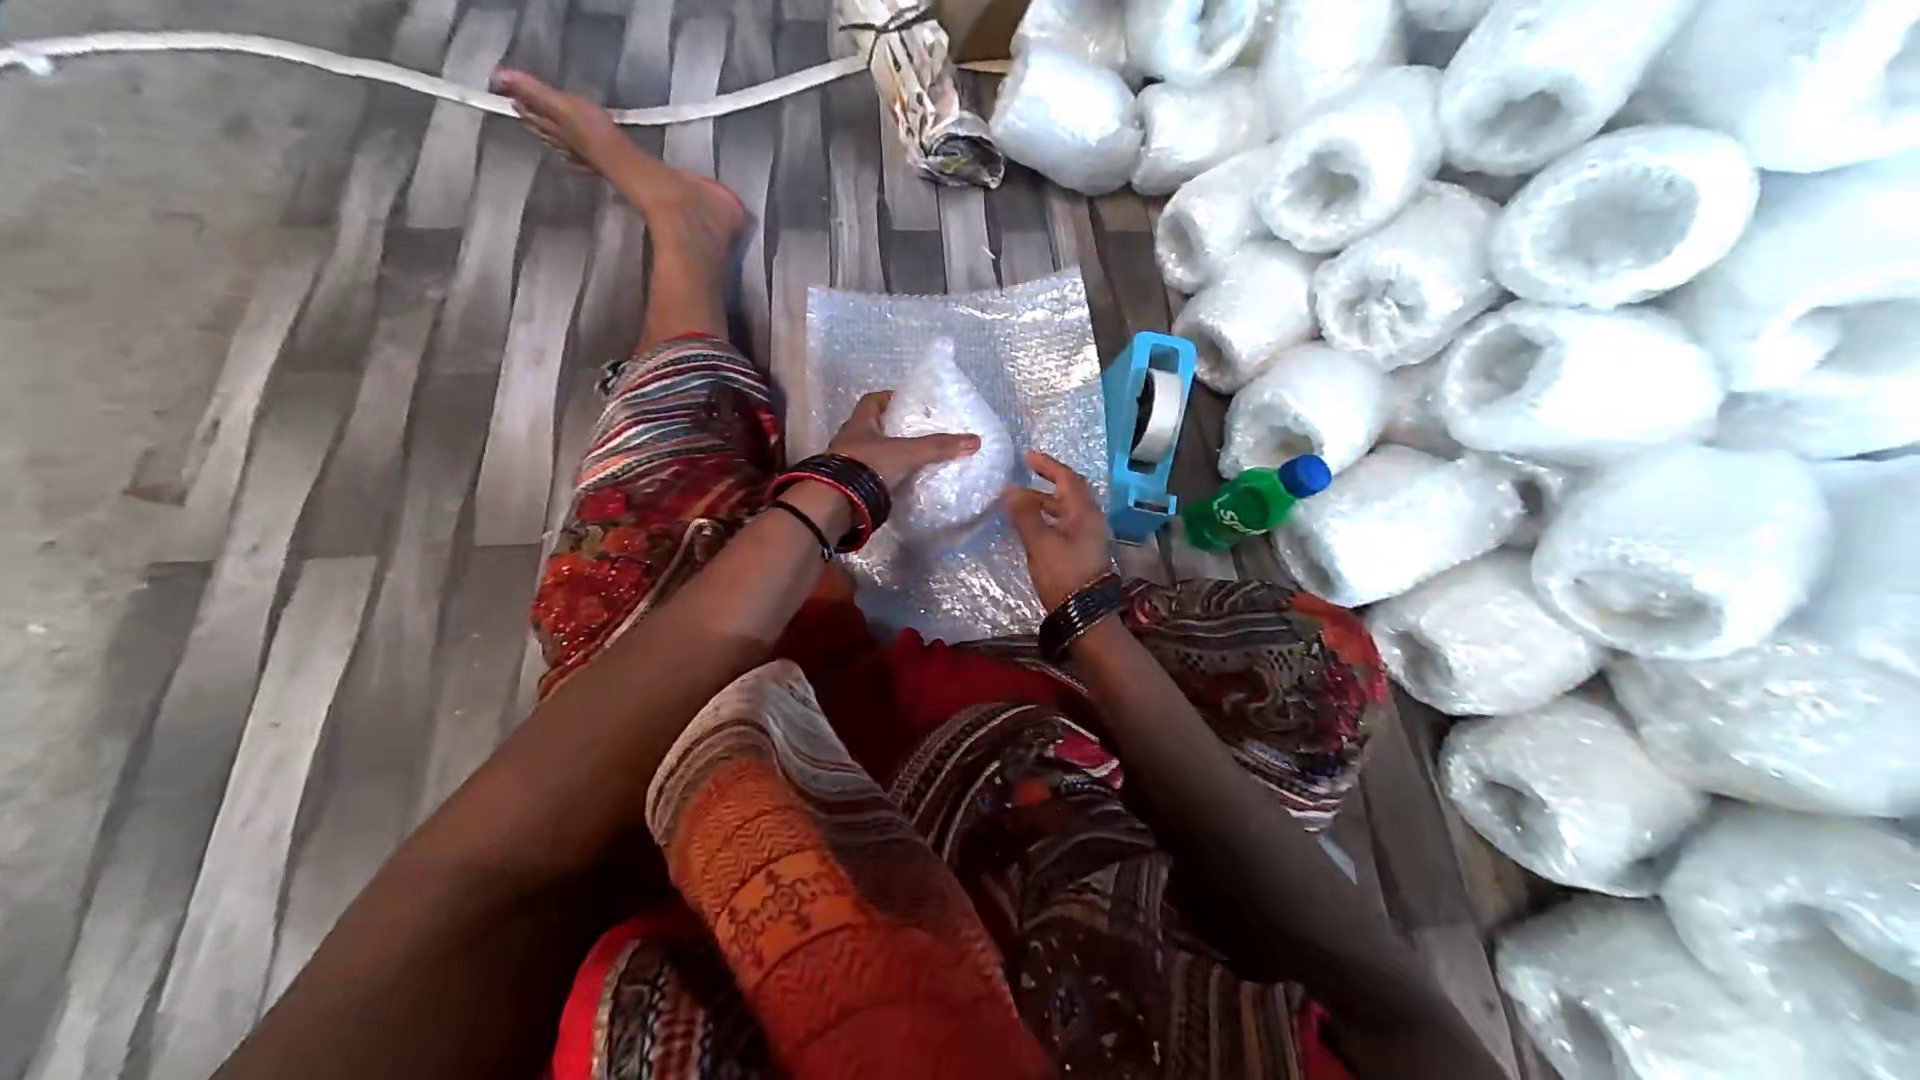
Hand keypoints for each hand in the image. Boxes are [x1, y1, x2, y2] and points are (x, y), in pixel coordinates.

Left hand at [494, 68, 629, 174]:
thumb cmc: (592, 130)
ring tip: (540, 132)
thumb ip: (533, 90)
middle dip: (530, 119)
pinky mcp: (593, 165)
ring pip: (555, 144)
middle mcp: (559, 141)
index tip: (507, 90)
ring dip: (546, 137)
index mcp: (550, 126)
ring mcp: (576, 155)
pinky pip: (575, 160)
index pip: (529, 111)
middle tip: (520, 109)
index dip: (518, 99)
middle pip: (540, 129)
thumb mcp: (561, 104)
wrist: (620, 161)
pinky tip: (568, 157)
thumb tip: (500, 75)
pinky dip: (569, 157)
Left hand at [827, 391, 980, 491]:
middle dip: (891, 428)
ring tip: (909, 459)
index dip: (890, 398)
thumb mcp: (907, 453)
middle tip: (914, 432)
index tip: (907, 402)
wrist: (835, 502)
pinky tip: (896, 483)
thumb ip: (937, 447)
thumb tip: (974, 440)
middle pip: (870, 427)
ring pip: (868, 452)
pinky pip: (866, 475)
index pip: (872, 401)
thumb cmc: (867, 466)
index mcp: (859, 423)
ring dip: (885, 454)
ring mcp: (844, 464)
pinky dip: (881, 477)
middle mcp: (848, 440)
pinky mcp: (846, 486)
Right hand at [1006, 452, 1114, 610]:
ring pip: (1068, 508)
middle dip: (1050, 479)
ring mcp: (1089, 534)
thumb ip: (1025, 514)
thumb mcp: (1040, 543)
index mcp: (1084, 512)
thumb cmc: (1063, 574)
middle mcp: (1090, 519)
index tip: (1029, 456)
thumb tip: (1011, 492)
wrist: (1083, 611)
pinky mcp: (1083, 549)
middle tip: (1029, 471)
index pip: (1067, 478)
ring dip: (1047, 499)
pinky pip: (1066, 521)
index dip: (1048, 465)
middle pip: (1071, 490)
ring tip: (1023, 499)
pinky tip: (1035, 522)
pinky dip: (1050, 515)